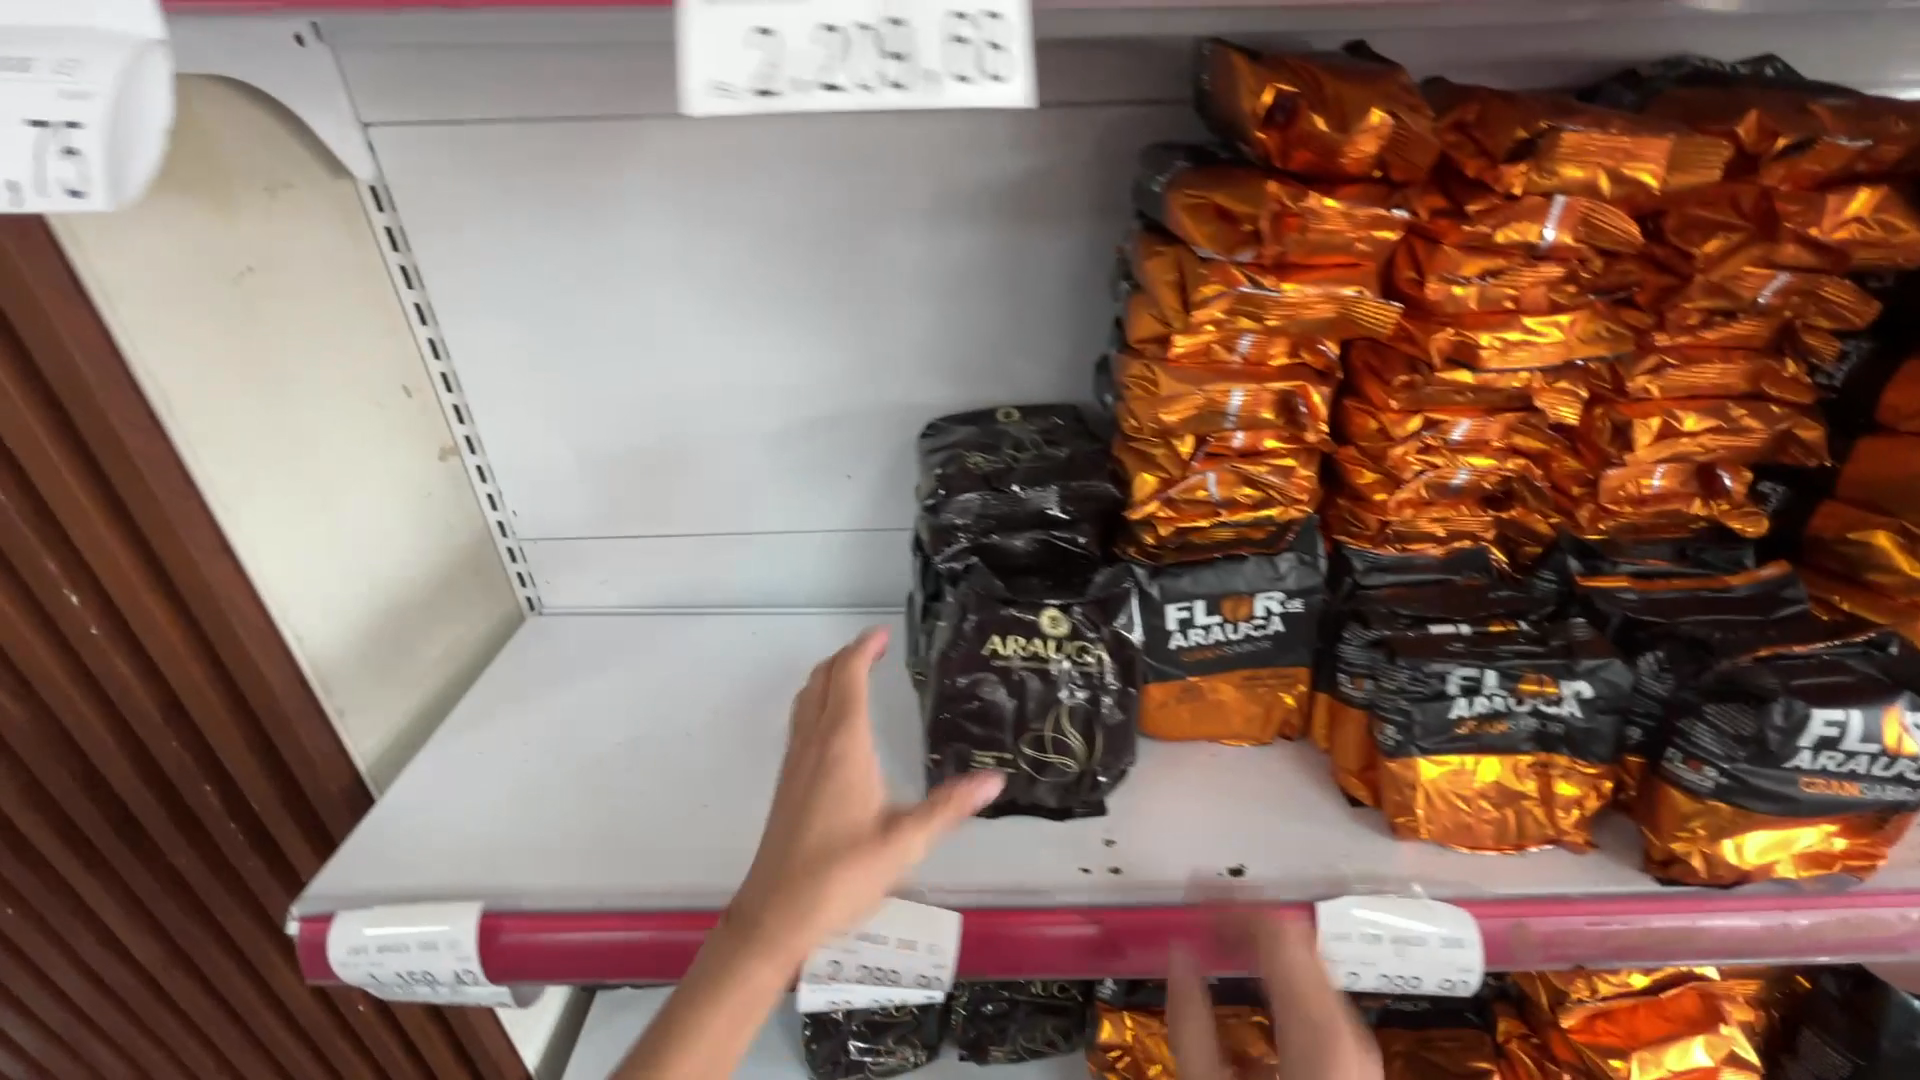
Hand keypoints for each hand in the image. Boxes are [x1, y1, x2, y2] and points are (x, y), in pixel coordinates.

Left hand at [726, 625, 1005, 958]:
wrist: (774, 915)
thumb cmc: (840, 876)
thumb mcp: (904, 844)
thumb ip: (948, 808)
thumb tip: (995, 780)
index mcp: (842, 746)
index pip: (847, 678)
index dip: (863, 649)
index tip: (883, 633)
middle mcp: (814, 743)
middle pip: (822, 679)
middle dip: (847, 656)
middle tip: (876, 648)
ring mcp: (795, 761)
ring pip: (806, 698)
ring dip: (829, 676)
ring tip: (857, 673)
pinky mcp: (787, 782)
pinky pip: (801, 720)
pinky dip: (818, 701)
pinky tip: (836, 725)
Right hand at [1167, 915, 1382, 1079]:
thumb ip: (1190, 1022)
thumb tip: (1179, 956)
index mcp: (1317, 1032)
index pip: (1278, 932)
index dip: (1232, 903)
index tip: (1192, 892)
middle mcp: (1348, 1029)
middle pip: (1297, 943)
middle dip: (1244, 919)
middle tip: (1199, 913)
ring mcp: (1358, 1047)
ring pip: (1308, 967)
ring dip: (1260, 946)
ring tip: (1217, 943)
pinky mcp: (1355, 1062)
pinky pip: (1317, 998)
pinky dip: (1279, 977)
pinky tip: (1247, 991)